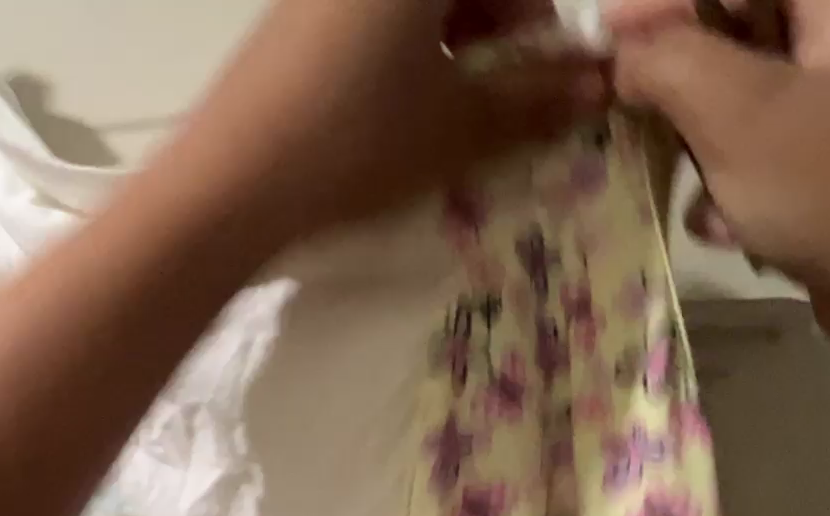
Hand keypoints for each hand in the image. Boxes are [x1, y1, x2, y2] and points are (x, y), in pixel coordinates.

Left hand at [168, 0, 614, 240]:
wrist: (232, 183)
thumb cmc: (355, 142)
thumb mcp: (455, 127)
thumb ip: (531, 103)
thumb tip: (597, 87)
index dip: (540, 14)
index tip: (555, 56)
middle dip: (504, 18)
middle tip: (519, 76)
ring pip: (416, 2)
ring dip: (459, 33)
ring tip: (469, 96)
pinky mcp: (296, 19)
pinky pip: (372, 17)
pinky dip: (409, 45)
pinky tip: (411, 98)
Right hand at [611, 0, 829, 359]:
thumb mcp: (742, 117)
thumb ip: (672, 66)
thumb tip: (626, 53)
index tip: (609, 37)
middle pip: (750, 35)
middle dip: (684, 79)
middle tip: (631, 111)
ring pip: (756, 106)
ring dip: (707, 145)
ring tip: (680, 182)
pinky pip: (778, 162)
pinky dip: (740, 188)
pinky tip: (724, 225)